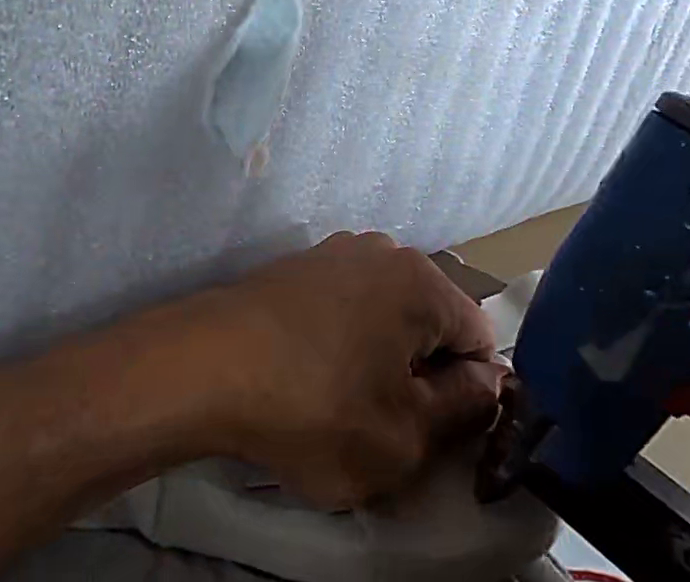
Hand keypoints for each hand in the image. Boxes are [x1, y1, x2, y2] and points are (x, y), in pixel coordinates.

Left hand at [182, 232, 503, 507]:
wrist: (202, 367)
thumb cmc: (315, 406)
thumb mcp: (404, 437)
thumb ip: (464, 408)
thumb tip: (487, 380)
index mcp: (422, 282)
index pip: (479, 338)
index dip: (470, 391)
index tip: (438, 431)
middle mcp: (386, 251)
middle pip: (430, 321)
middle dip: (422, 373)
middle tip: (389, 424)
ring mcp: (336, 253)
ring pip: (385, 314)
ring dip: (381, 357)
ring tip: (343, 402)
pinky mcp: (297, 267)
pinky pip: (344, 305)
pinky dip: (342, 340)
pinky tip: (309, 375)